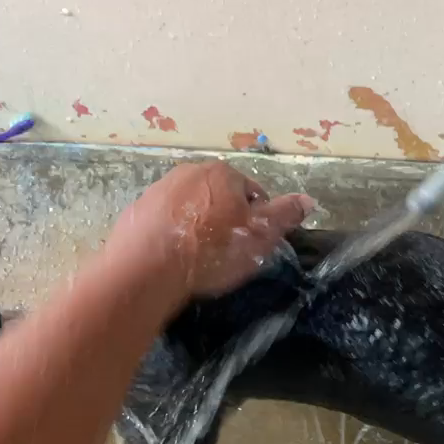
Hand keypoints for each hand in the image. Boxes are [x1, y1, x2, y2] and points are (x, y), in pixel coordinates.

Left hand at [110, 162, 314, 297]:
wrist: (145, 271)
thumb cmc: (210, 251)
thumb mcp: (259, 237)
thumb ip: (284, 215)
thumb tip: (308, 200)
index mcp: (223, 174)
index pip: (252, 193)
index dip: (256, 220)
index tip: (251, 244)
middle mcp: (190, 172)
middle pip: (219, 196)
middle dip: (226, 220)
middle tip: (226, 252)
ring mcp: (159, 189)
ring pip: (190, 207)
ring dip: (198, 226)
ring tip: (199, 258)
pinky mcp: (136, 210)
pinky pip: (164, 220)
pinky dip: (172, 234)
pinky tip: (174, 258)